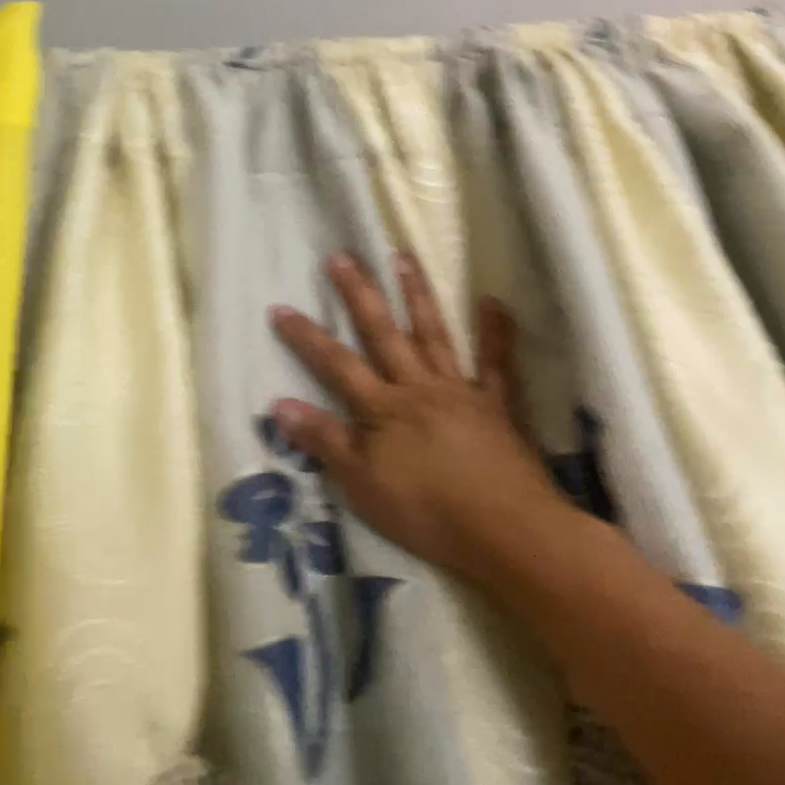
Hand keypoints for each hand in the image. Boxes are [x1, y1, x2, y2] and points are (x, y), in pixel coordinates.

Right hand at [270, 252, 573, 579]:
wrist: (505, 529)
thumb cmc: (427, 512)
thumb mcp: (361, 484)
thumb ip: (324, 440)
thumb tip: (279, 404)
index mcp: (383, 408)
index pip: (336, 365)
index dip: (306, 337)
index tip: (280, 307)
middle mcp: (418, 387)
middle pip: (383, 334)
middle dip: (359, 294)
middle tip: (343, 255)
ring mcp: (460, 391)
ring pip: (433, 333)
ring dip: (416, 295)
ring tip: (402, 257)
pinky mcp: (497, 405)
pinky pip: (497, 362)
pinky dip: (496, 331)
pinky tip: (493, 300)